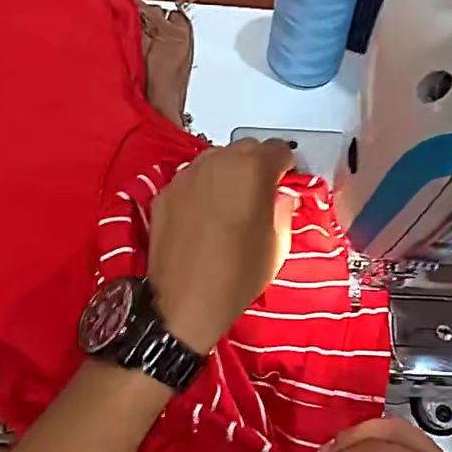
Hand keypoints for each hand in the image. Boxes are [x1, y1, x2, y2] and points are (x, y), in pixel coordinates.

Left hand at [148, 138, 295, 354]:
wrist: (184, 303)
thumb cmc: (237, 276)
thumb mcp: (277, 246)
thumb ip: (282, 210)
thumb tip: (279, 198)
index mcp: (252, 170)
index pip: (279, 150)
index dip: (286, 167)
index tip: (286, 182)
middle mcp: (217, 162)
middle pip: (246, 149)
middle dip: (257, 165)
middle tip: (261, 194)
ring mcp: (186, 175)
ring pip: (215, 160)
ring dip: (228, 174)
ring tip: (231, 205)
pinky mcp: (165, 192)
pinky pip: (191, 180)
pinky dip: (202, 190)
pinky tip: (205, 217)